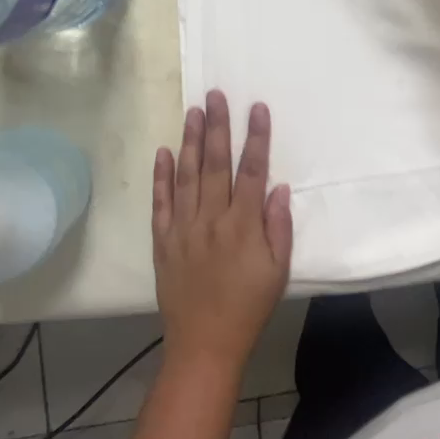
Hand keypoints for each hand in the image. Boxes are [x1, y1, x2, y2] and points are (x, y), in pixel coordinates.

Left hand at [153, 91, 293, 374]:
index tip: (257, 108)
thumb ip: (279, 227)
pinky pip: (160, 203)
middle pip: (215, 164)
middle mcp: (211, 219)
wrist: (205, 343)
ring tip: (193, 111)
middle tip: (216, 95)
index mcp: (243, 225)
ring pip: (186, 176)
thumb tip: (278, 187)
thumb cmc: (249, 306)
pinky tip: (163, 152)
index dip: (256, 138)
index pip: (251, 171)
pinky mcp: (163, 241)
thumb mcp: (279, 270)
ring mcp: (183, 229)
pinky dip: (161, 176)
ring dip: (190, 141)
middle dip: (217, 127)